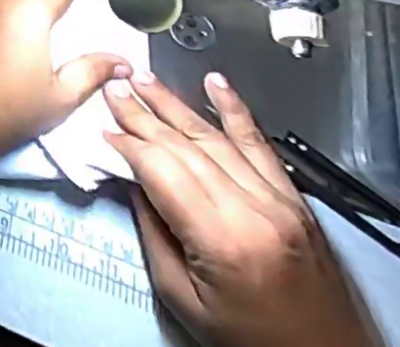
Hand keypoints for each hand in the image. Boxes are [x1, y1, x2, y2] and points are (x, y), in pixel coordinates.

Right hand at [105, 73, 370, 346]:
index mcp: (222, 242)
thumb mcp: (187, 302)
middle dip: (145, 114)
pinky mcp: (293, 195)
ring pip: (217, 137)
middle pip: (187, 147)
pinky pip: (259, 142)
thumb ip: (155, 236)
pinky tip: (216, 82)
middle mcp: (253, 210)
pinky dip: (235, 108)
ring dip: (176, 104)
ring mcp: (278, 198)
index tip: (106, 127)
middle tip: (117, 88)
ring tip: (147, 80)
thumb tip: (133, 182)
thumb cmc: (252, 343)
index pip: (164, 171)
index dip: (130, 145)